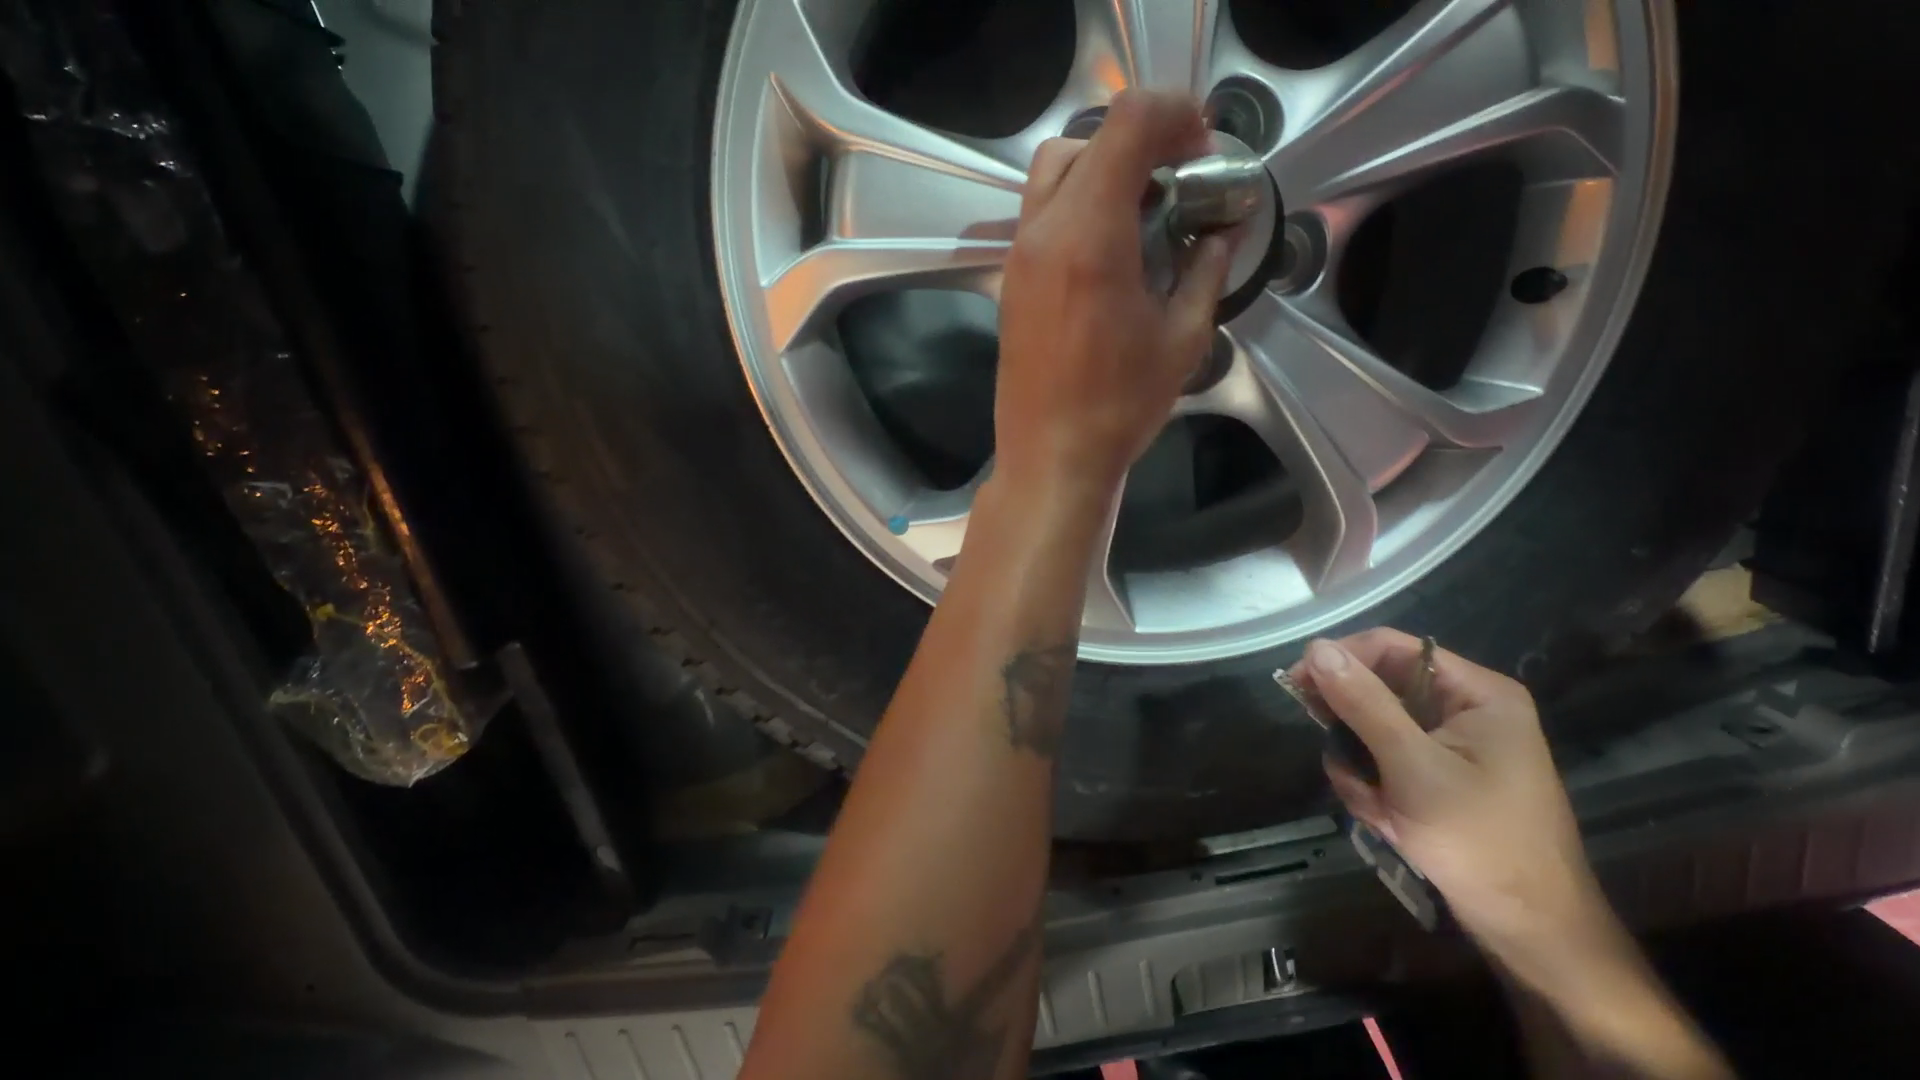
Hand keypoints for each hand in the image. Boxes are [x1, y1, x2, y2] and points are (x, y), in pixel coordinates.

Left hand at [993, 89, 1235, 503]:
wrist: (1050, 458)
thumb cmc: (1119, 406)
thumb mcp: (1183, 337)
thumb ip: (1207, 268)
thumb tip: (1222, 229)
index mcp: (1090, 237)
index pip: (1127, 124)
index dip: (1174, 116)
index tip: (1203, 149)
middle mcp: (1044, 232)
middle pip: (1086, 140)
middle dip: (1139, 142)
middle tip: (1178, 179)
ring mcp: (1019, 256)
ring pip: (1054, 172)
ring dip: (1103, 170)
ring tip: (1145, 212)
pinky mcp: (1011, 280)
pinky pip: (1041, 213)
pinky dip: (1078, 204)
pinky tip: (1113, 247)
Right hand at [1290, 630, 1612, 964]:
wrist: (1529, 927)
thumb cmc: (1478, 839)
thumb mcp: (1412, 767)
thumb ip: (1364, 704)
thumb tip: (1317, 647)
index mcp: (1476, 693)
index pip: (1392, 648)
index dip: (1341, 660)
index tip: (1296, 687)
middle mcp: (1465, 710)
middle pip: (1379, 692)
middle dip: (1355, 734)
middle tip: (1349, 769)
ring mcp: (1452, 747)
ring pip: (1374, 733)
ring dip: (1362, 770)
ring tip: (1380, 810)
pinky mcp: (1440, 779)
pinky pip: (1386, 765)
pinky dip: (1375, 791)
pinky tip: (1390, 824)